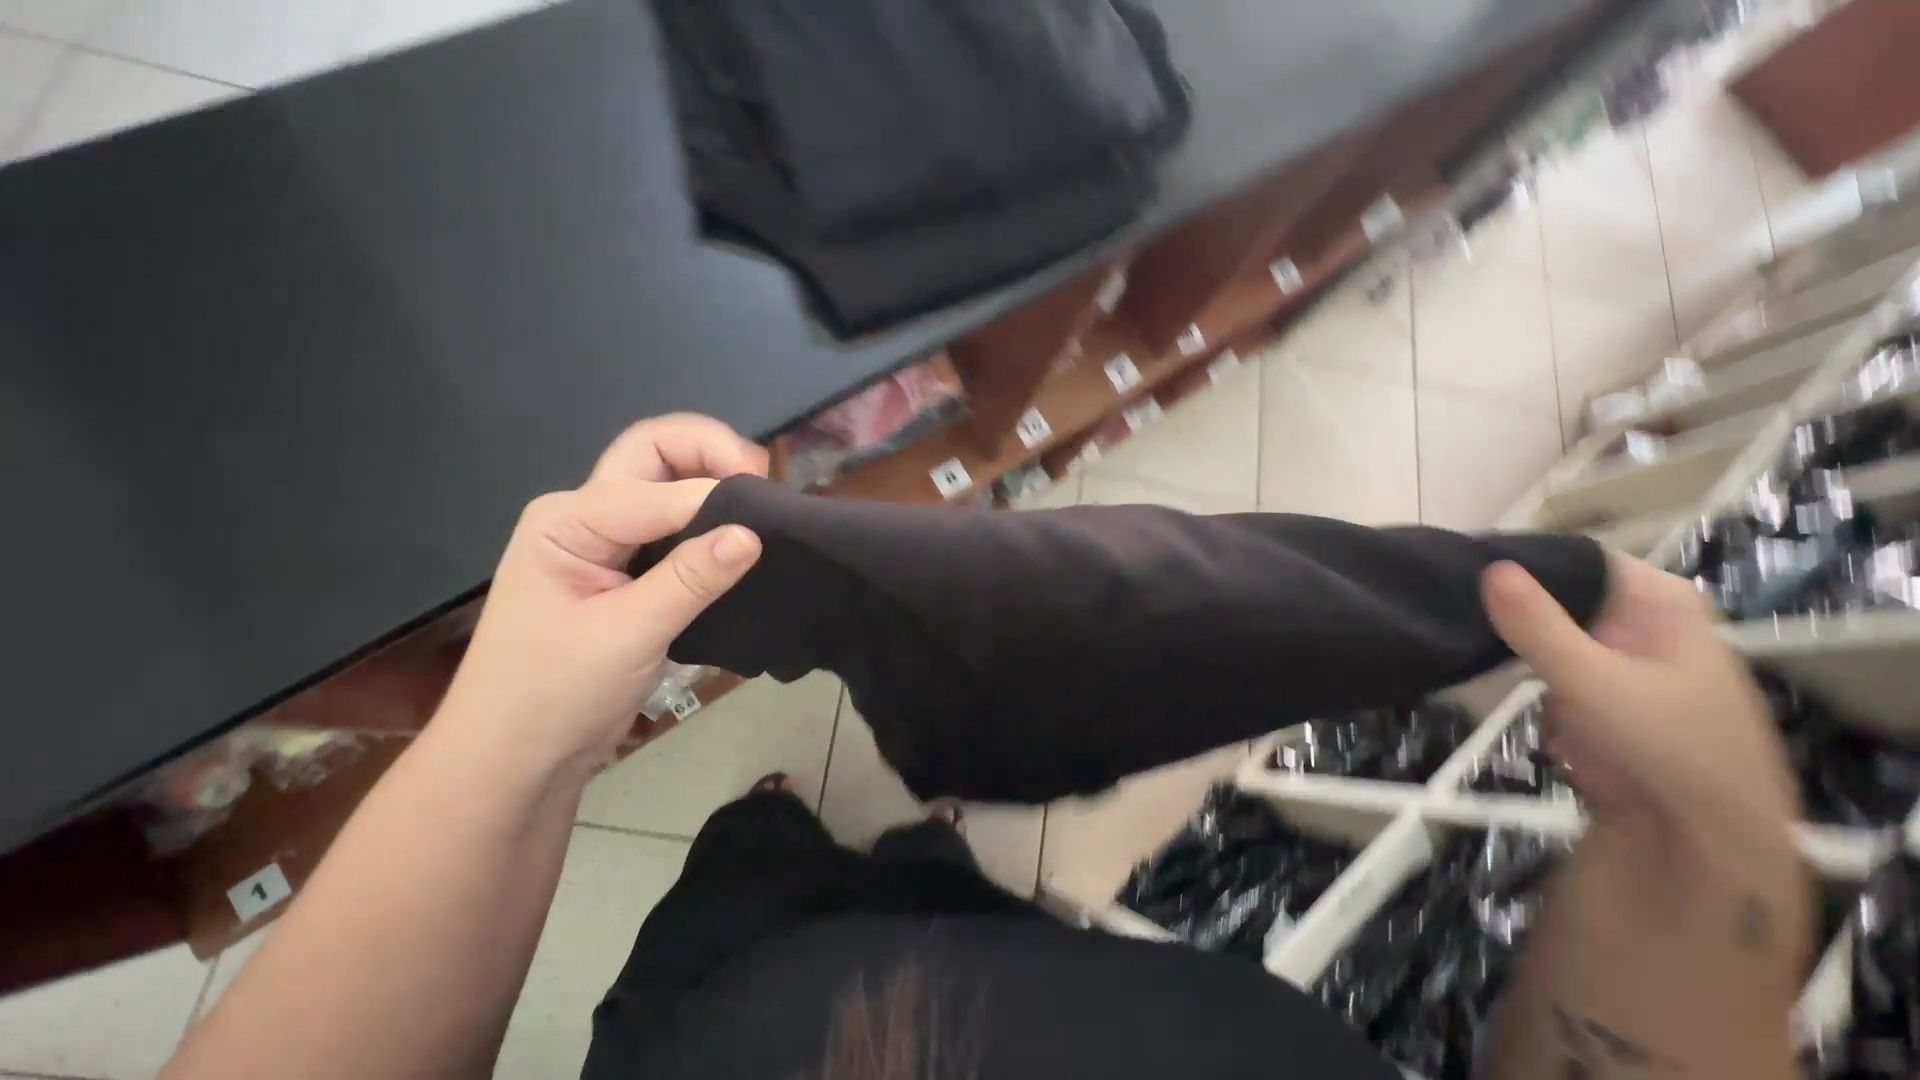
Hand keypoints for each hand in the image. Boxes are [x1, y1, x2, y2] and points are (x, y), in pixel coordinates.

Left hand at [436, 414, 767, 775]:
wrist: (514, 757)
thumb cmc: (553, 694)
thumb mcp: (626, 635)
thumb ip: (690, 580)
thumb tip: (754, 533)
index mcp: (569, 520)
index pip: (654, 491)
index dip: (712, 499)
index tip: (765, 525)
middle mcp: (585, 516)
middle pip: (652, 453)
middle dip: (709, 450)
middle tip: (763, 477)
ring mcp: (605, 544)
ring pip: (664, 484)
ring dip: (711, 479)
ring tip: (761, 501)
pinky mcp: (626, 574)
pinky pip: (671, 527)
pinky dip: (708, 520)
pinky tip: (739, 539)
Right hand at [1481, 554, 1798, 835]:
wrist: (1698, 840)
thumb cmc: (1662, 748)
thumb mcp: (1591, 680)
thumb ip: (1537, 623)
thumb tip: (1489, 565)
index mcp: (1657, 602)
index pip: (1578, 557)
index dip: (1521, 558)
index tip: (1459, 563)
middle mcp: (1641, 621)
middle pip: (1560, 593)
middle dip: (1509, 601)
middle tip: (1445, 598)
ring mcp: (1620, 659)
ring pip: (1550, 631)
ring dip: (1509, 637)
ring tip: (1451, 628)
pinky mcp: (1599, 695)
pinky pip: (1549, 666)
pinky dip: (1521, 669)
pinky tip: (1480, 664)